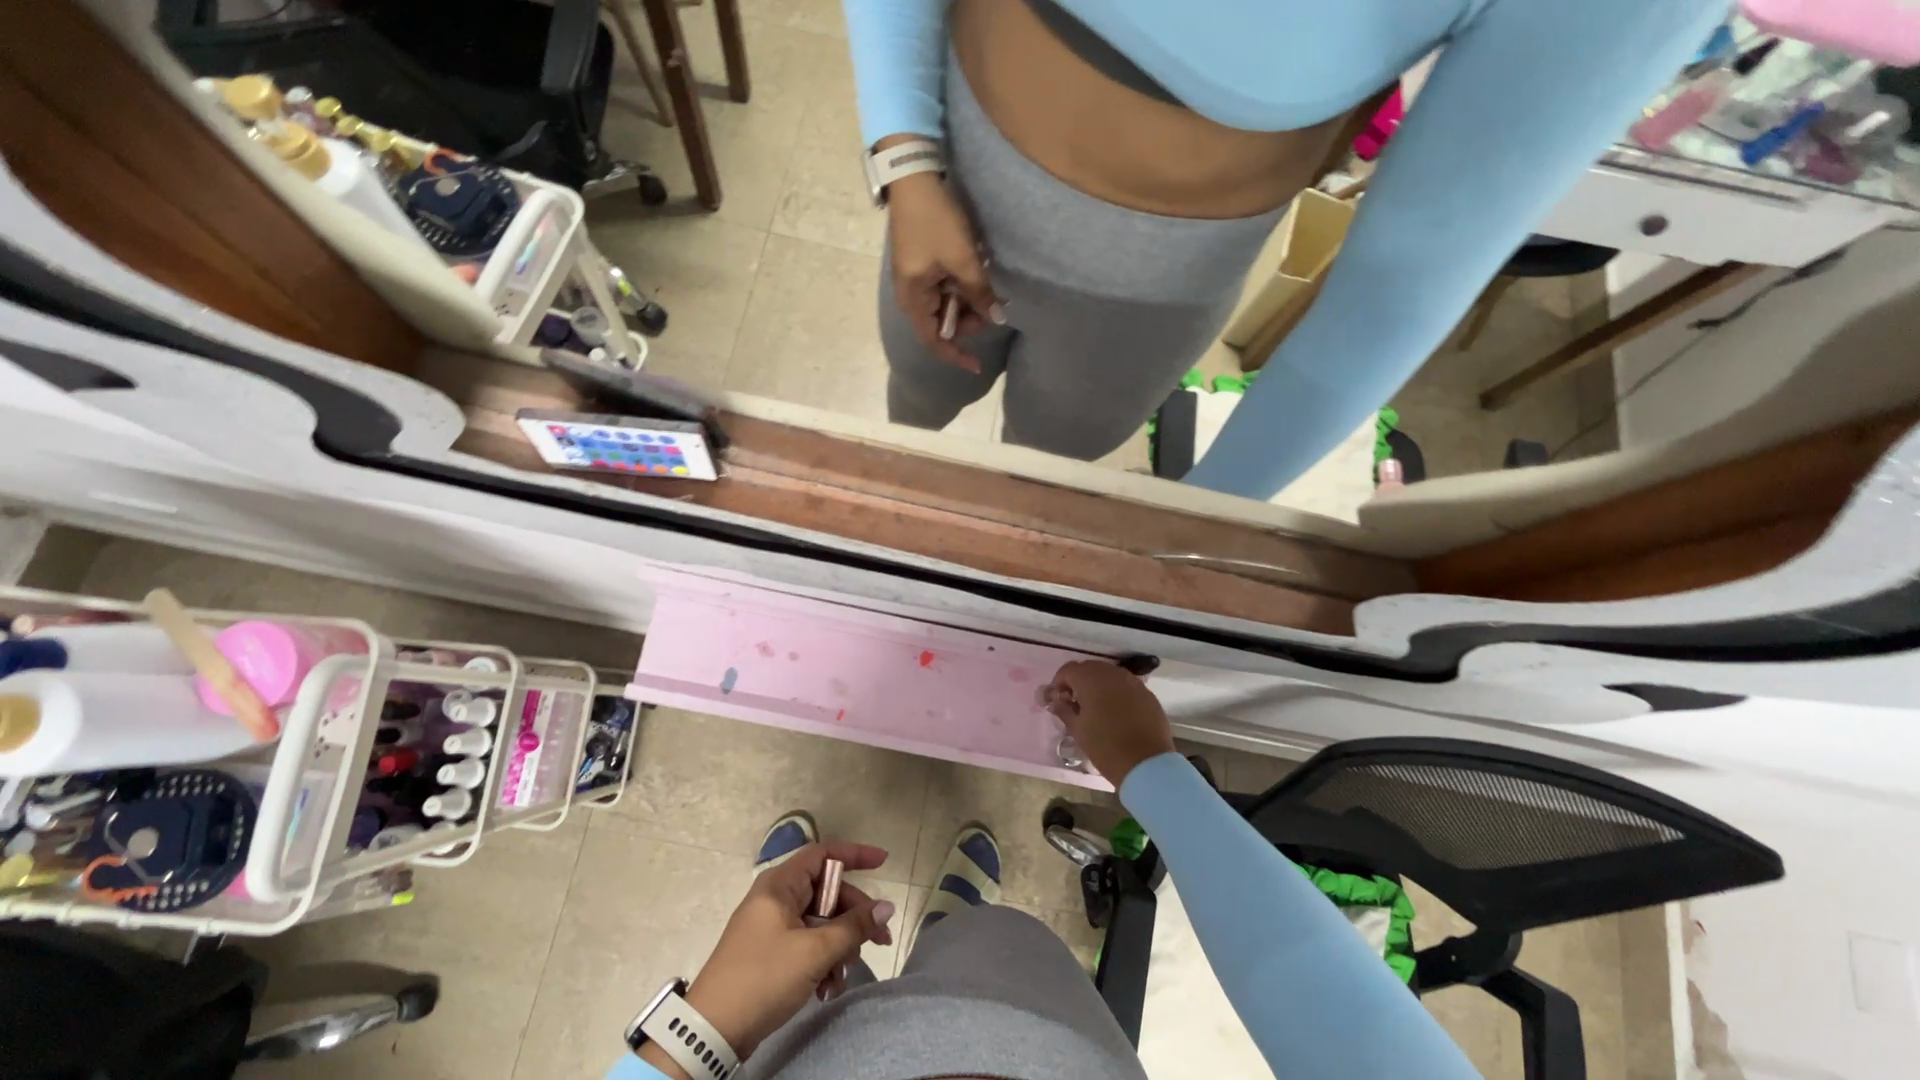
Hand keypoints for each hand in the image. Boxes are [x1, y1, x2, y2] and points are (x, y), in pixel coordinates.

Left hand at [641, 843, 893, 1076]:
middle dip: (855, 917)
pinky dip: (822, 962)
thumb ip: (853, 927)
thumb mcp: (814, 952)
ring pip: (821, 923)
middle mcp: (776, 899)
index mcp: (780, 886)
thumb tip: (886, 907)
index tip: (884, 862)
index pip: (823, 854)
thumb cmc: (764, 977)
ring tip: (843, 975)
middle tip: (880, 940)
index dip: (855, 854)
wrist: (712, 1029)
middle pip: (827, 893)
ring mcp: (772, 927)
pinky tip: (828, 988)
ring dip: (839, 947)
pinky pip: (807, 945)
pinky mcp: (771, 953)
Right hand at [884, 158, 1003, 373]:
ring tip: (990, 290)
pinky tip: (979, 278)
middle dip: (968, 321)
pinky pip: (946, 287)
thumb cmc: (935, 222)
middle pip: (942, 323)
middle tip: (994, 308)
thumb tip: (998, 319)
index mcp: (913, 299)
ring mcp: (918, 279)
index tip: (976, 366)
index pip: (933, 341)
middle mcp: (912, 295)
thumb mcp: (962, 259)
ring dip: (969, 303)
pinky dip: (963, 288)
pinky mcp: (925, 265)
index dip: (955, 355)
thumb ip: (979, 292)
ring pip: (946, 305)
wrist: (914, 179)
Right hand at [1045, 660, 1176, 786]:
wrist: (1145, 763)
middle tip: (1075, 703)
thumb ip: (1064, 710)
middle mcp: (1112, 673)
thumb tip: (1056, 701)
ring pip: (1109, 675)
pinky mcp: (1147, 694)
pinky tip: (1117, 712)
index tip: (1057, 699)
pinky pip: (1126, 686)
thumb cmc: (1105, 746)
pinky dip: (1117, 693)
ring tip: (1096, 707)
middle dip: (1079, 682)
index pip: (1068, 670)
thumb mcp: (1078, 730)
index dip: (1059, 682)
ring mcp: (1133, 682)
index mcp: (1091, 679)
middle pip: (1090, 668)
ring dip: (1099, 685)